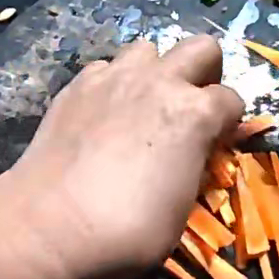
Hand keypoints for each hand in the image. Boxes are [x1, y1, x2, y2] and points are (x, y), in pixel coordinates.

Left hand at [0, 36, 242, 278]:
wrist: (48, 228)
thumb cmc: (127, 230)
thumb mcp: (183, 209)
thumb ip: (193, 166)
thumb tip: (189, 154)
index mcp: (194, 114)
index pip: (231, 100)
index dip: (228, 121)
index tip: (218, 140)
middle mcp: (159, 83)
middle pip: (201, 48)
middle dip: (206, 72)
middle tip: (191, 107)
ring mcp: (114, 78)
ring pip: (148, 49)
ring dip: (155, 72)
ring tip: (143, 105)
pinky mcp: (76, 86)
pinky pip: (105, 69)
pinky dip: (112, 85)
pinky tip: (104, 115)